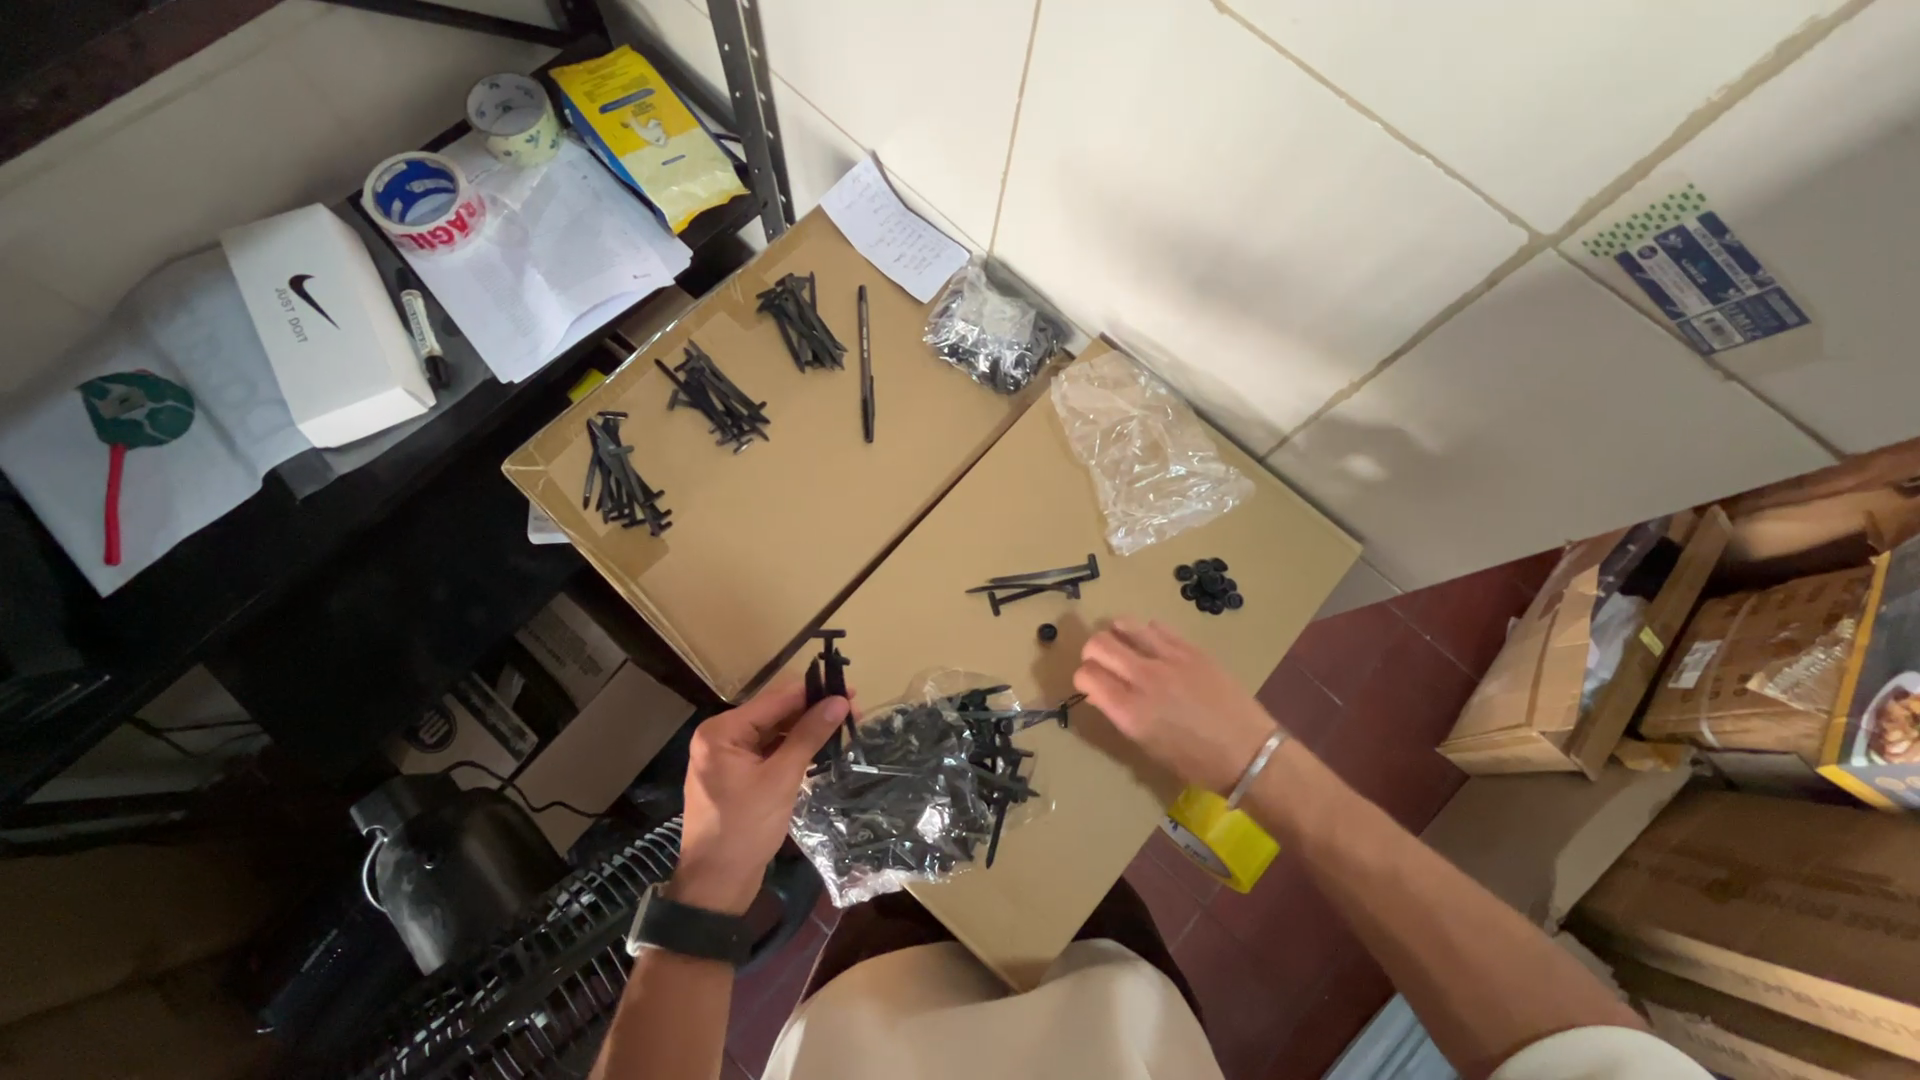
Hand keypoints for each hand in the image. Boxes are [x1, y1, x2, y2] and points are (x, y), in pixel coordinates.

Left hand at [671, 681, 849, 914]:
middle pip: (773, 714)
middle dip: (812, 711)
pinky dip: (791, 750)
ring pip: (772, 734)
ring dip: (804, 731)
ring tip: (843, 726)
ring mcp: (726, 759)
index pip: (775, 700)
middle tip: (853, 710)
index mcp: (722, 732)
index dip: (813, 693)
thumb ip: (809, 735)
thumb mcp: (781, 779)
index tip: (849, 689)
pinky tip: (819, 748)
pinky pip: (767, 753)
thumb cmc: (745, 828)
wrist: (716, 884)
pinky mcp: (736, 778)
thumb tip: (839, 701)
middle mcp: (720, 738)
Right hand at [1074, 617, 1279, 794]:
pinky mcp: (1192, 649)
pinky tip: (1154, 647)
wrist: (1249, 752)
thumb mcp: (1147, 745)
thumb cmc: (1195, 761)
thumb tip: (1100, 691)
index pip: (1085, 675)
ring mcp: (1169, 659)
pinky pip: (1156, 627)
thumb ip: (1119, 714)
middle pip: (1097, 644)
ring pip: (1124, 625)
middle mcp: (1144, 679)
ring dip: (1116, 635)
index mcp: (1129, 711)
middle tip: (1102, 664)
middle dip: (1092, 653)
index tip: (1092, 686)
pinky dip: (1146, 634)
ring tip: (1125, 648)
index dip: (1083, 679)